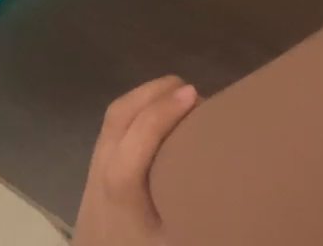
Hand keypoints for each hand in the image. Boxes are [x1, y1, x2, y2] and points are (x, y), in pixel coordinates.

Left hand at [73, 77, 200, 245]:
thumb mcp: (178, 237)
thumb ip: (200, 201)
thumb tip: (230, 167)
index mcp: (120, 201)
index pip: (133, 149)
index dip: (160, 116)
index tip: (194, 95)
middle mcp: (99, 180)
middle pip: (118, 119)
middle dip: (156, 93)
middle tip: (194, 93)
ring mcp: (92, 172)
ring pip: (114, 117)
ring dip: (147, 96)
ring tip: (179, 97)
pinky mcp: (93, 171)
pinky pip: (114, 125)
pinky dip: (138, 107)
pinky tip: (161, 115)